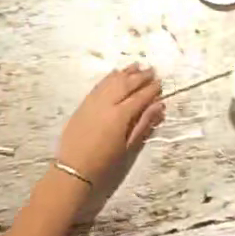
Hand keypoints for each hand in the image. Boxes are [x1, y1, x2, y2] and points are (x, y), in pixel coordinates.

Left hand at [57, 64, 164, 183]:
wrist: (74, 169)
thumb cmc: (104, 164)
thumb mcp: (128, 147)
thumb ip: (143, 124)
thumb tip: (159, 106)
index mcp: (120, 116)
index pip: (140, 97)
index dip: (151, 89)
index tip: (160, 83)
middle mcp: (106, 104)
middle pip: (126, 84)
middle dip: (140, 77)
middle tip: (152, 71)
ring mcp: (93, 102)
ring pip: (111, 81)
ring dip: (125, 73)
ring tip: (137, 66)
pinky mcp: (83, 104)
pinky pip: (98, 85)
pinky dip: (109, 78)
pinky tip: (115, 74)